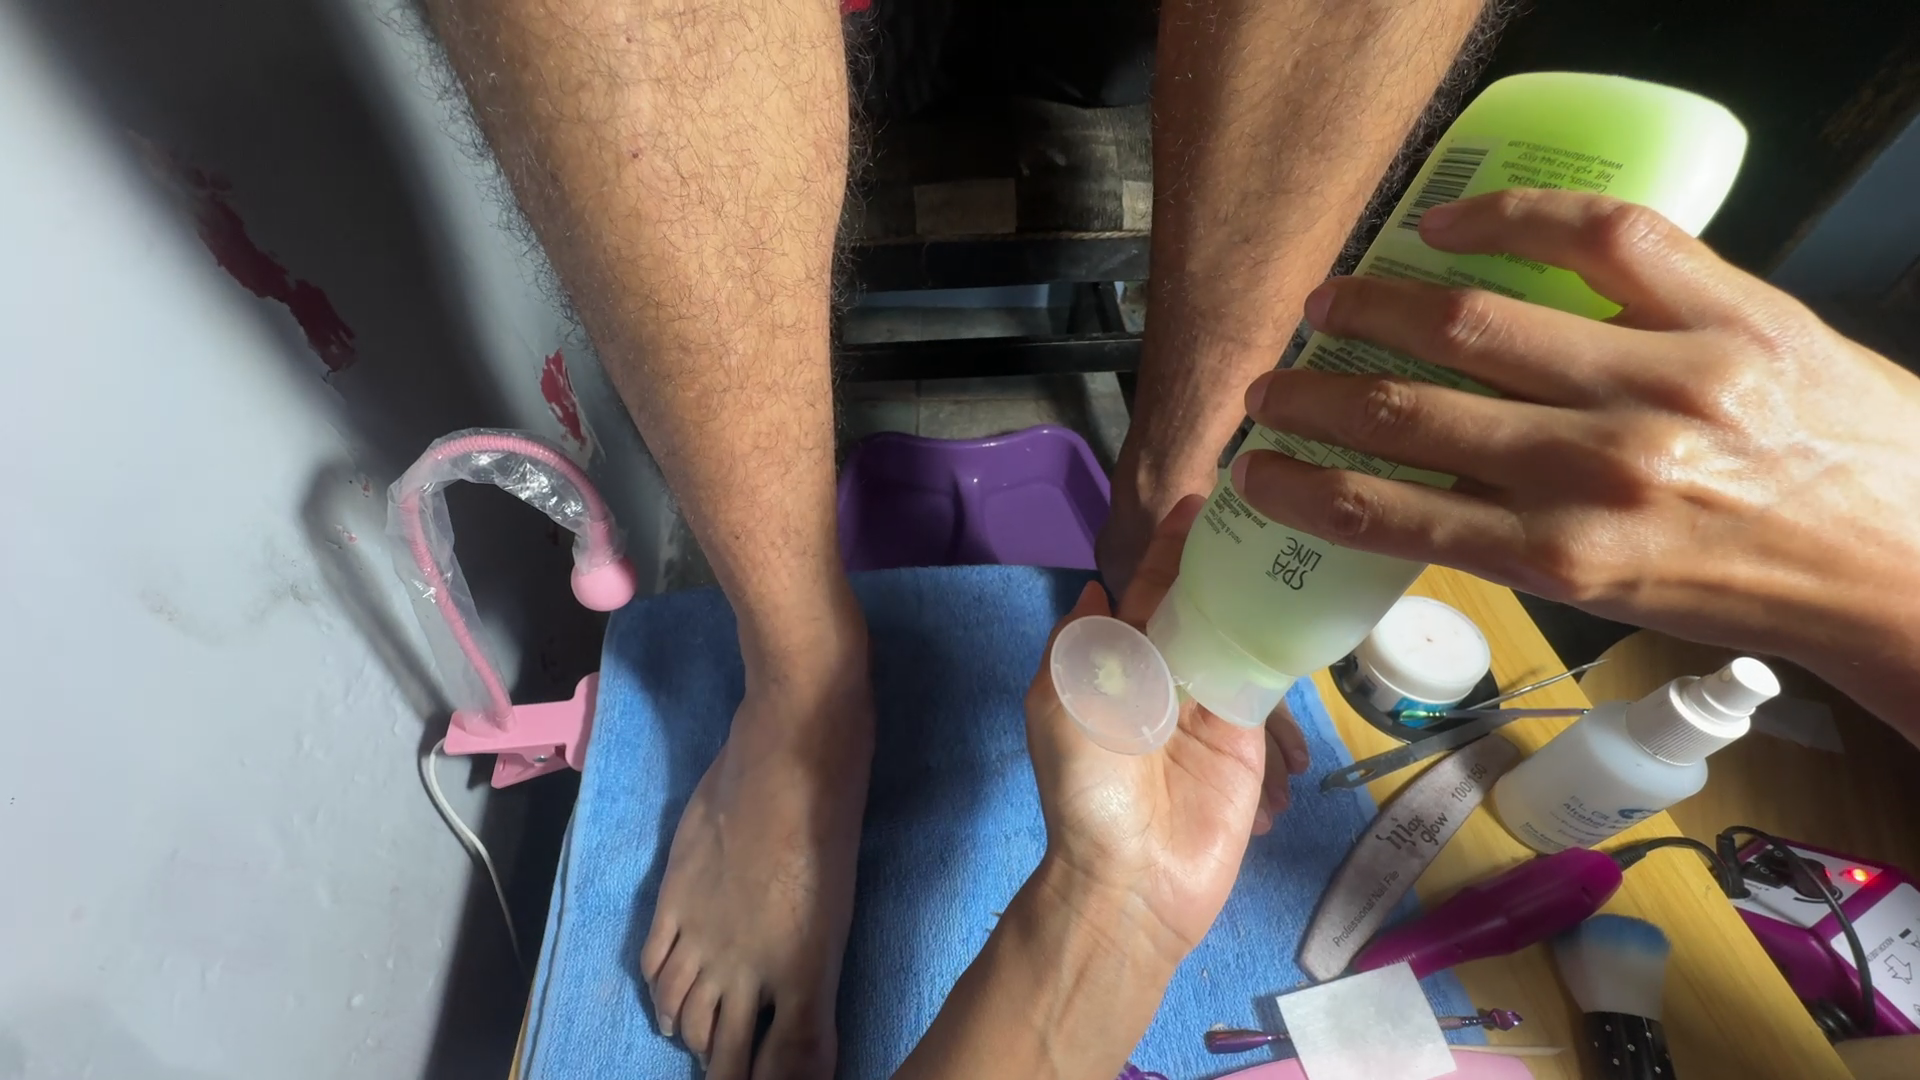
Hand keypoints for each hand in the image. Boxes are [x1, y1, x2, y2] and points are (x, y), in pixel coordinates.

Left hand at [1025, 496, 1266, 955]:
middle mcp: (1163, 671)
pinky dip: (1276, 638)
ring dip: (1251, 591)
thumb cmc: (1089, 781)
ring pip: (1232, 630)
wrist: (1134, 873)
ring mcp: (1208, 698)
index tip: (1192, 503)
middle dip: (1215, 560)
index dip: (1166, 550)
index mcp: (1114, 661)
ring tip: (1284, 541)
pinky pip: (1263, 674)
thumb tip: (1092, 590)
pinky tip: (1298, 598)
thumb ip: (1079, 643)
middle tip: (1254, 506)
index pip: (1145, 591)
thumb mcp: (1059, 701)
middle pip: (1194, 603)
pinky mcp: (1247, 728)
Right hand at [1230, 188, 1919, 711]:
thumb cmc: (1742, 587)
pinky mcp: (1736, 311)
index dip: (1296, 486)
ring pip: (1478, 323)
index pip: (1382, 512)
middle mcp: (1599, 467)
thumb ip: (1492, 539)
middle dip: (1309, 395)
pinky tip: (1448, 223)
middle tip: (1265, 386)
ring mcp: (1668, 377)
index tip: (1250, 469)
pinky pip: (1606, 239)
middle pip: (1407, 413)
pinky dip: (1511, 221)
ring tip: (1324, 304)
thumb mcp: (1595, 594)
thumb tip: (1400, 491)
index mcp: (1560, 554)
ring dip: (1374, 309)